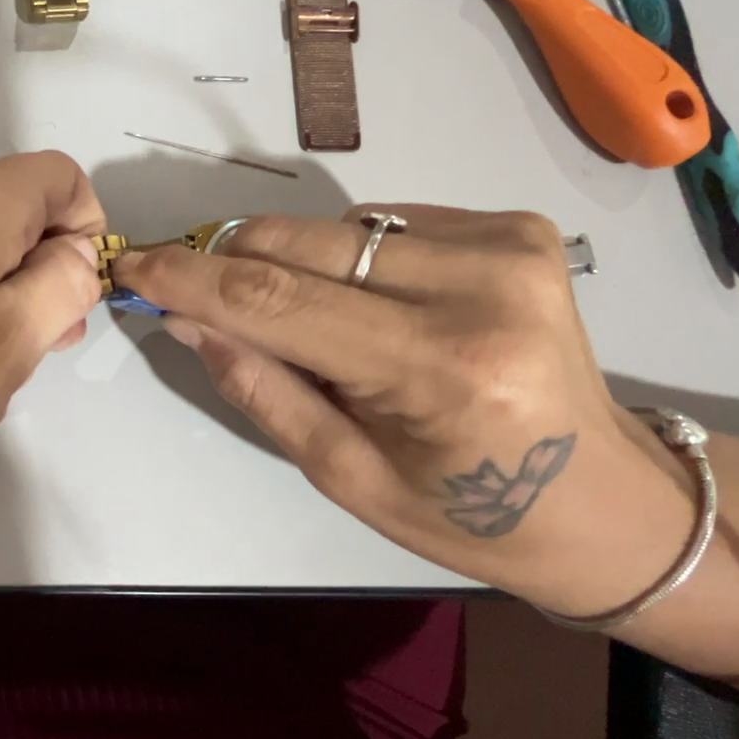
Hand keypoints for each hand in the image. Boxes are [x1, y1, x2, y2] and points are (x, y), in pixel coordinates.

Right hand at [115, 206, 700, 615]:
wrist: (610, 499)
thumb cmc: (466, 513)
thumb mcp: (341, 472)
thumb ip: (257, 384)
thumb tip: (183, 315)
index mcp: (441, 367)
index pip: (275, 301)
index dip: (187, 278)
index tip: (128, 265)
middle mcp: (482, 285)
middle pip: (297, 245)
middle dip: (222, 263)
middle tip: (179, 290)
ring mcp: (507, 245)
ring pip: (330, 229)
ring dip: (282, 264)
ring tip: (293, 321)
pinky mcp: (515, 226)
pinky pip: (376, 225)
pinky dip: (338, 259)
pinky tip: (358, 304)